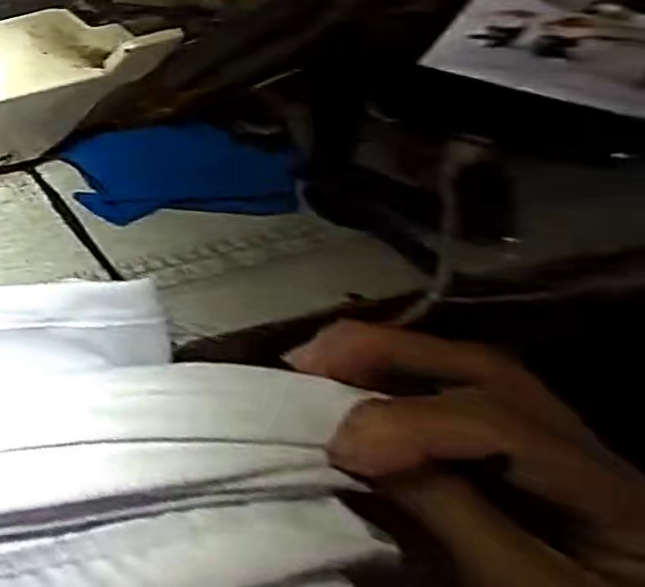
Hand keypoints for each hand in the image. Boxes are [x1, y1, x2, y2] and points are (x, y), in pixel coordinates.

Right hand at [287, 320, 644, 585]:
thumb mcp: (516, 585)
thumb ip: (449, 515)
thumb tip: (348, 446)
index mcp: (616, 494)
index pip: (498, 424)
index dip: (403, 426)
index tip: (337, 454)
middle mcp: (588, 449)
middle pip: (482, 369)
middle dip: (379, 352)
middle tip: (302, 363)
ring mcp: (553, 443)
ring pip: (461, 366)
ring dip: (374, 355)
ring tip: (309, 365)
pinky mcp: (512, 450)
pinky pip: (447, 386)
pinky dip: (384, 373)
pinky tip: (341, 382)